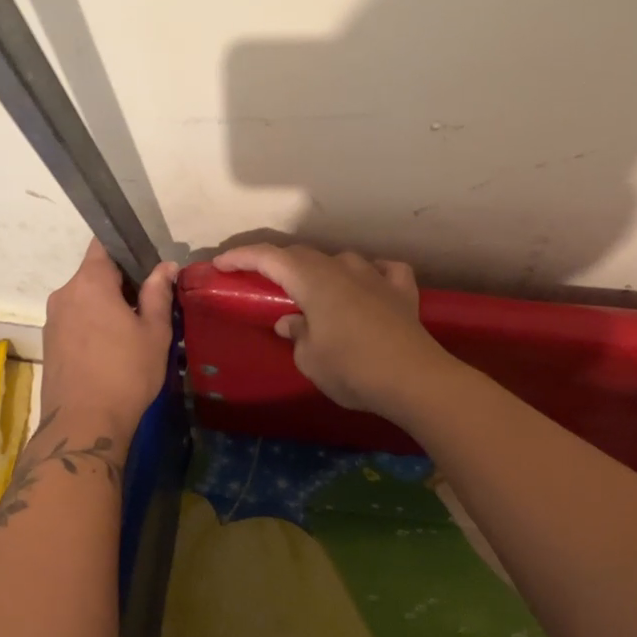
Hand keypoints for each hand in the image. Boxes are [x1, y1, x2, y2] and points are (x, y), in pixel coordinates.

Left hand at [42, 240, 176, 427]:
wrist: (83, 424)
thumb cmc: (126, 373)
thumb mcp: (154, 332)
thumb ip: (158, 293)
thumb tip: (165, 266)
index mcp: (89, 282)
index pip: (103, 245)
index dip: (126, 249)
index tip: (147, 265)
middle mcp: (64, 294)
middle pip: (94, 274)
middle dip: (120, 284)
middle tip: (149, 305)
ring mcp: (52, 320)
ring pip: (84, 299)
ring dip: (106, 307)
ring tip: (132, 331)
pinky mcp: (49, 343)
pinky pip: (75, 321)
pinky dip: (92, 325)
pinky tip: (111, 349)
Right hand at [212, 243, 455, 420]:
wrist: (414, 380)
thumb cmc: (352, 370)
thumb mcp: (309, 359)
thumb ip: (296, 334)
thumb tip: (292, 321)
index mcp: (313, 281)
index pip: (269, 258)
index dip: (242, 257)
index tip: (221, 264)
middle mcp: (343, 269)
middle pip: (303, 255)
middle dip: (277, 263)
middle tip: (259, 277)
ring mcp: (376, 277)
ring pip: (341, 260)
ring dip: (323, 269)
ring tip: (314, 287)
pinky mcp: (402, 292)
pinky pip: (384, 271)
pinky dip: (371, 273)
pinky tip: (370, 282)